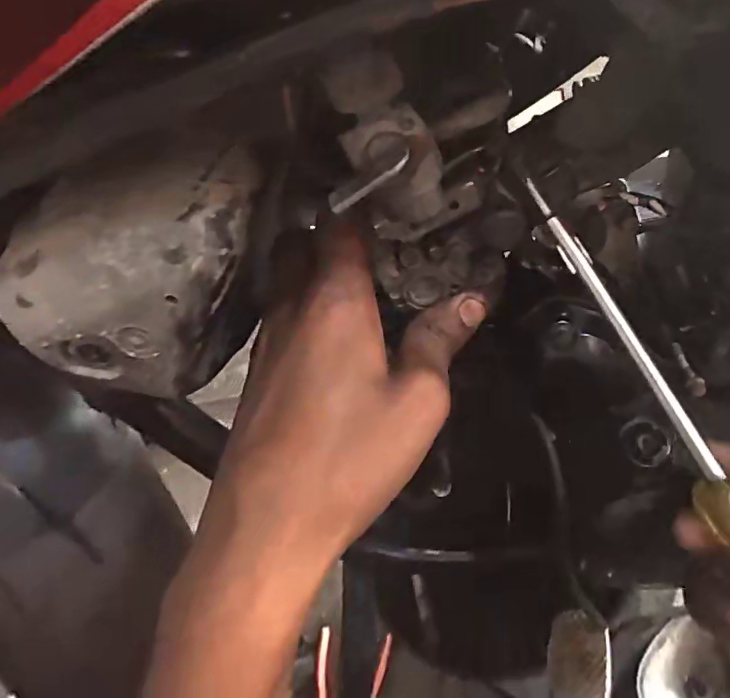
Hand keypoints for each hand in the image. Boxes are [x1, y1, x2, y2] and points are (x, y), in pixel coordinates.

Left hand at [145, 222, 488, 697]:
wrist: (266, 527)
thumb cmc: (349, 458)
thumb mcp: (419, 401)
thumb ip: (441, 340)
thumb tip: (472, 299)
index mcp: (335, 302)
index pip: (340, 228)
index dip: (364, 207)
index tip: (392, 203)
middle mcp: (293, 307)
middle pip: (299, 242)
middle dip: (330, 232)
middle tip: (375, 243)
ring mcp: (267, 339)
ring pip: (285, 278)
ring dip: (314, 269)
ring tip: (360, 282)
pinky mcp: (257, 372)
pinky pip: (281, 314)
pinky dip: (303, 305)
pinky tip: (331, 334)